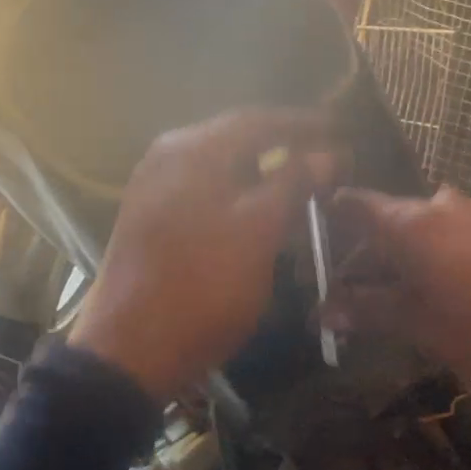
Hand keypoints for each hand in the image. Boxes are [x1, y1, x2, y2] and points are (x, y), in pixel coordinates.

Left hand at [69, 109, 337, 400]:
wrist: (128, 350)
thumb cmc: (203, 285)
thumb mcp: (259, 231)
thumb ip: (294, 183)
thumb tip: (329, 152)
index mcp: (193, 149)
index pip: (259, 119)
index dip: (305, 123)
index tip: (342, 128)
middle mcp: (167, 156)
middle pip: (236, 140)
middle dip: (285, 148)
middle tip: (326, 159)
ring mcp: (154, 188)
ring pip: (220, 168)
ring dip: (263, 174)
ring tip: (302, 186)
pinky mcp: (150, 219)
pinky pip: (204, 192)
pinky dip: (238, 196)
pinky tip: (261, 214)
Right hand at [322, 187, 470, 392]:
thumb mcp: (424, 328)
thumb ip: (368, 312)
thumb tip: (322, 312)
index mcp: (410, 223)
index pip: (349, 204)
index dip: (323, 229)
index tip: (308, 265)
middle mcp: (438, 206)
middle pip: (381, 225)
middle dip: (359, 264)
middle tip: (344, 309)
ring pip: (417, 236)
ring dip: (396, 268)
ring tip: (391, 315)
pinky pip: (448, 241)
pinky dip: (430, 265)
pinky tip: (436, 304)